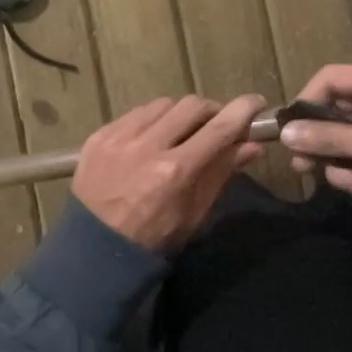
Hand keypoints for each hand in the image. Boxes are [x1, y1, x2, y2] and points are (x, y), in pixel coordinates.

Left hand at [71, 94, 268, 251]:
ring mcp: (118, 138)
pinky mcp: (99, 136)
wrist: (95, 249)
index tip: (256, 101)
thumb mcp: (195, 212)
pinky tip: (151, 139)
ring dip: (179, 115)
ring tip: (180, 133)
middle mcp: (146, 147)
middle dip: (210, 111)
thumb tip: (252, 145)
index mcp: (175, 172)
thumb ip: (222, 172)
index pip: (219, 128)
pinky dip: (151, 121)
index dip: (242, 110)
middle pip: (191, 106)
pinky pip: (135, 114)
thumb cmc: (154, 238)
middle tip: (215, 125)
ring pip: (162, 104)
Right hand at [282, 64, 351, 209]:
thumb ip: (328, 138)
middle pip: (334, 109)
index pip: (333, 78)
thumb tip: (285, 132)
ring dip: (340, 162)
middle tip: (300, 163)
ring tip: (350, 182)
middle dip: (320, 140)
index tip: (288, 127)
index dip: (306, 99)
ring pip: (342, 136)